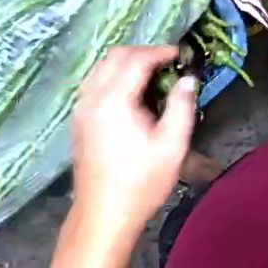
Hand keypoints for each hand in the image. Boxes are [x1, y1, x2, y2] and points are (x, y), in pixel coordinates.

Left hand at [71, 46, 197, 237]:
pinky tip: (133, 94)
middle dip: (142, 52)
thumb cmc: (141, 182)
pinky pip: (95, 83)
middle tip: (168, 62)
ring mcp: (81, 109)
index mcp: (114, 101)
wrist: (104, 214)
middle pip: (114, 57)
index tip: (181, 55)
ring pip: (101, 68)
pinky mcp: (79, 121)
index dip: (160, 52)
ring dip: (127, 63)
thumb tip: (189, 80)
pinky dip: (115, 77)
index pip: (135, 59)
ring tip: (153, 74)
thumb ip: (182, 106)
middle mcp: (91, 98)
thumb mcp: (172, 145)